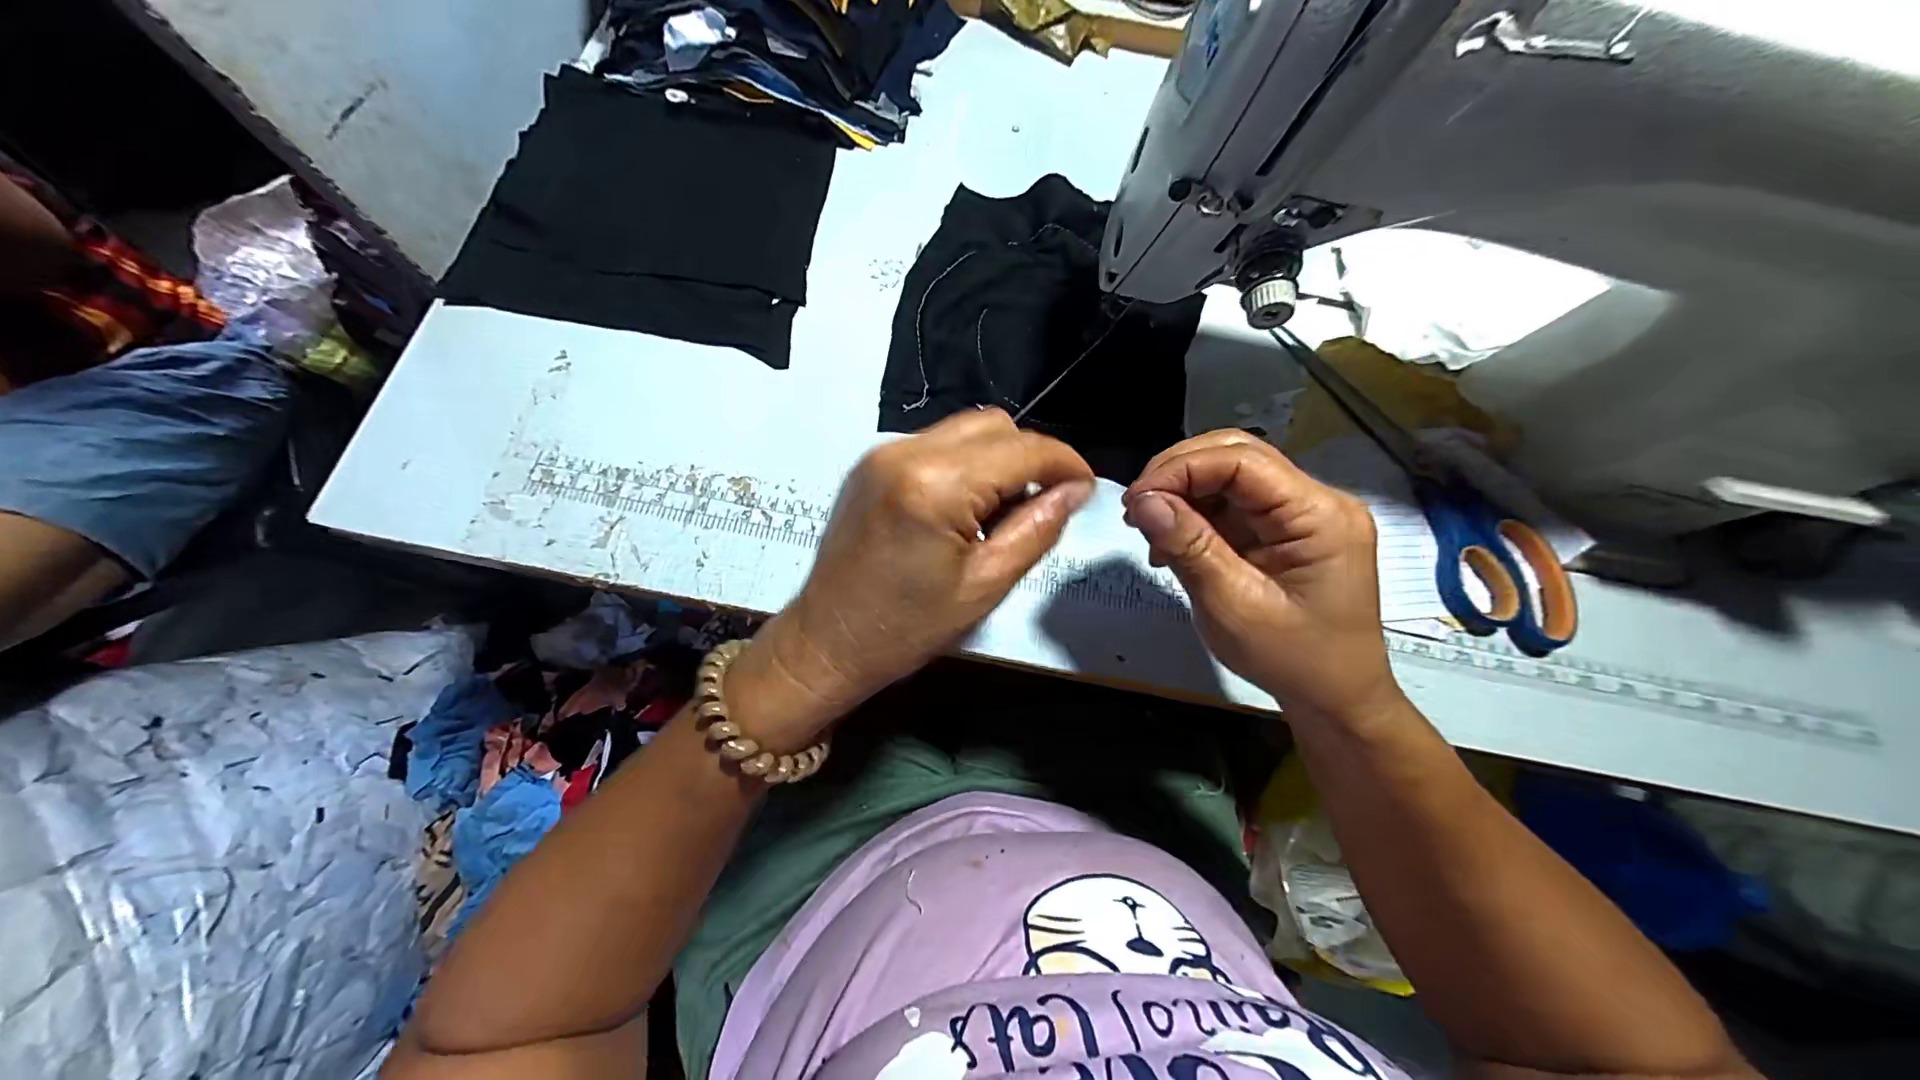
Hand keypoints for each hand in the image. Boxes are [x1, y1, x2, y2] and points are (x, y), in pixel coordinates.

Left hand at [729, 409, 1092, 747]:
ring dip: (997, 460)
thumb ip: (1037, 528)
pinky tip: (964, 509)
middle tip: (1042, 506)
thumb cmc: (907, 628)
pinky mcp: (871, 464)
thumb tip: (1075, 490)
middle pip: (995, 425)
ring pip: (965, 430)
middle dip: (1031, 458)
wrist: (828, 641)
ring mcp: (883, 453)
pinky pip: (936, 444)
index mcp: (937, 485)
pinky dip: (964, 464)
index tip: (1085, 488)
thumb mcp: (986, 586)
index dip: (1065, 463)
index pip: (1022, 449)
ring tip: (1000, 514)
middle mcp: (907, 452)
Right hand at [1122, 430, 1399, 721]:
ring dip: (1183, 494)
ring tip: (1149, 528)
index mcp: (1319, 515)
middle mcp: (1317, 501)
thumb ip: (1188, 546)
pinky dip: (1196, 515)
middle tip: (1137, 508)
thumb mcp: (1231, 605)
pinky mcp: (1286, 530)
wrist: (1335, 698)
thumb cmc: (1291, 658)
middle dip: (1179, 473)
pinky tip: (1172, 542)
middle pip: (1238, 456)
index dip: (1181, 468)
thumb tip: (1142, 500)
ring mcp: (1303, 514)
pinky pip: (1234, 504)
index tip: (1136, 499)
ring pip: (1231, 476)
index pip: (1242, 461)